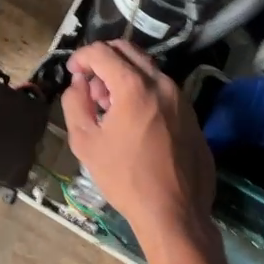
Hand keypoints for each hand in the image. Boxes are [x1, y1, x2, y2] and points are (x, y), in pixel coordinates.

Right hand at [61, 40, 215, 245]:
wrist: (175, 213)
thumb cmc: (125, 178)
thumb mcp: (85, 141)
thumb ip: (75, 103)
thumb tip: (78, 83)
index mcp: (134, 86)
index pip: (102, 52)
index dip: (81, 57)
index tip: (72, 72)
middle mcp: (162, 83)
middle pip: (128, 50)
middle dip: (103, 60)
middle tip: (90, 86)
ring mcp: (181, 98)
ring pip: (147, 69)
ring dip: (123, 75)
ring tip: (109, 106)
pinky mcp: (191, 115)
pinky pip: (162, 89)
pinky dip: (142, 91)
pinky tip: (133, 122)